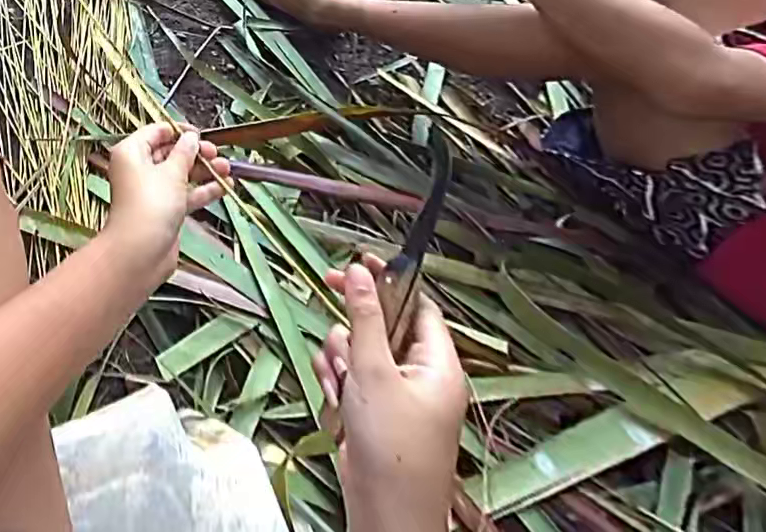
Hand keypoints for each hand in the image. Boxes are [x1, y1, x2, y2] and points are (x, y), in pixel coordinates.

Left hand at [103, 123, 229, 276]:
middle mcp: (139, 169)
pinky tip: (225, 186)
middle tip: (216, 152)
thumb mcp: (171, 173)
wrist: (139, 253)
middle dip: (195, 152)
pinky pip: (184, 194)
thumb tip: (191, 137)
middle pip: (170, 153)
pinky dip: (202, 190)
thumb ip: (184, 152)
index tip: (200, 134)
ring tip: (227, 168)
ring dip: (203, 171)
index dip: (179, 131)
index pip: (156, 132)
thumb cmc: (151, 204)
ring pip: (180, 175)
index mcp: (132, 152)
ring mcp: (152, 191)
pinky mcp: (164, 210)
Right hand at [315, 256, 465, 529]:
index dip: (388, 278)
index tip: (358, 259)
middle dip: (353, 322)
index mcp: (436, 362)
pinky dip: (336, 379)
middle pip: (379, 321)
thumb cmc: (392, 448)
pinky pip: (348, 373)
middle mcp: (417, 373)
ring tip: (343, 382)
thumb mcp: (375, 371)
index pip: (415, 302)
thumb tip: (360, 270)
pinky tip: (337, 400)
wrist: (383, 514)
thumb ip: (365, 316)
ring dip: (341, 356)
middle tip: (329, 291)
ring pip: (357, 346)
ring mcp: (393, 391)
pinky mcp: (372, 407)